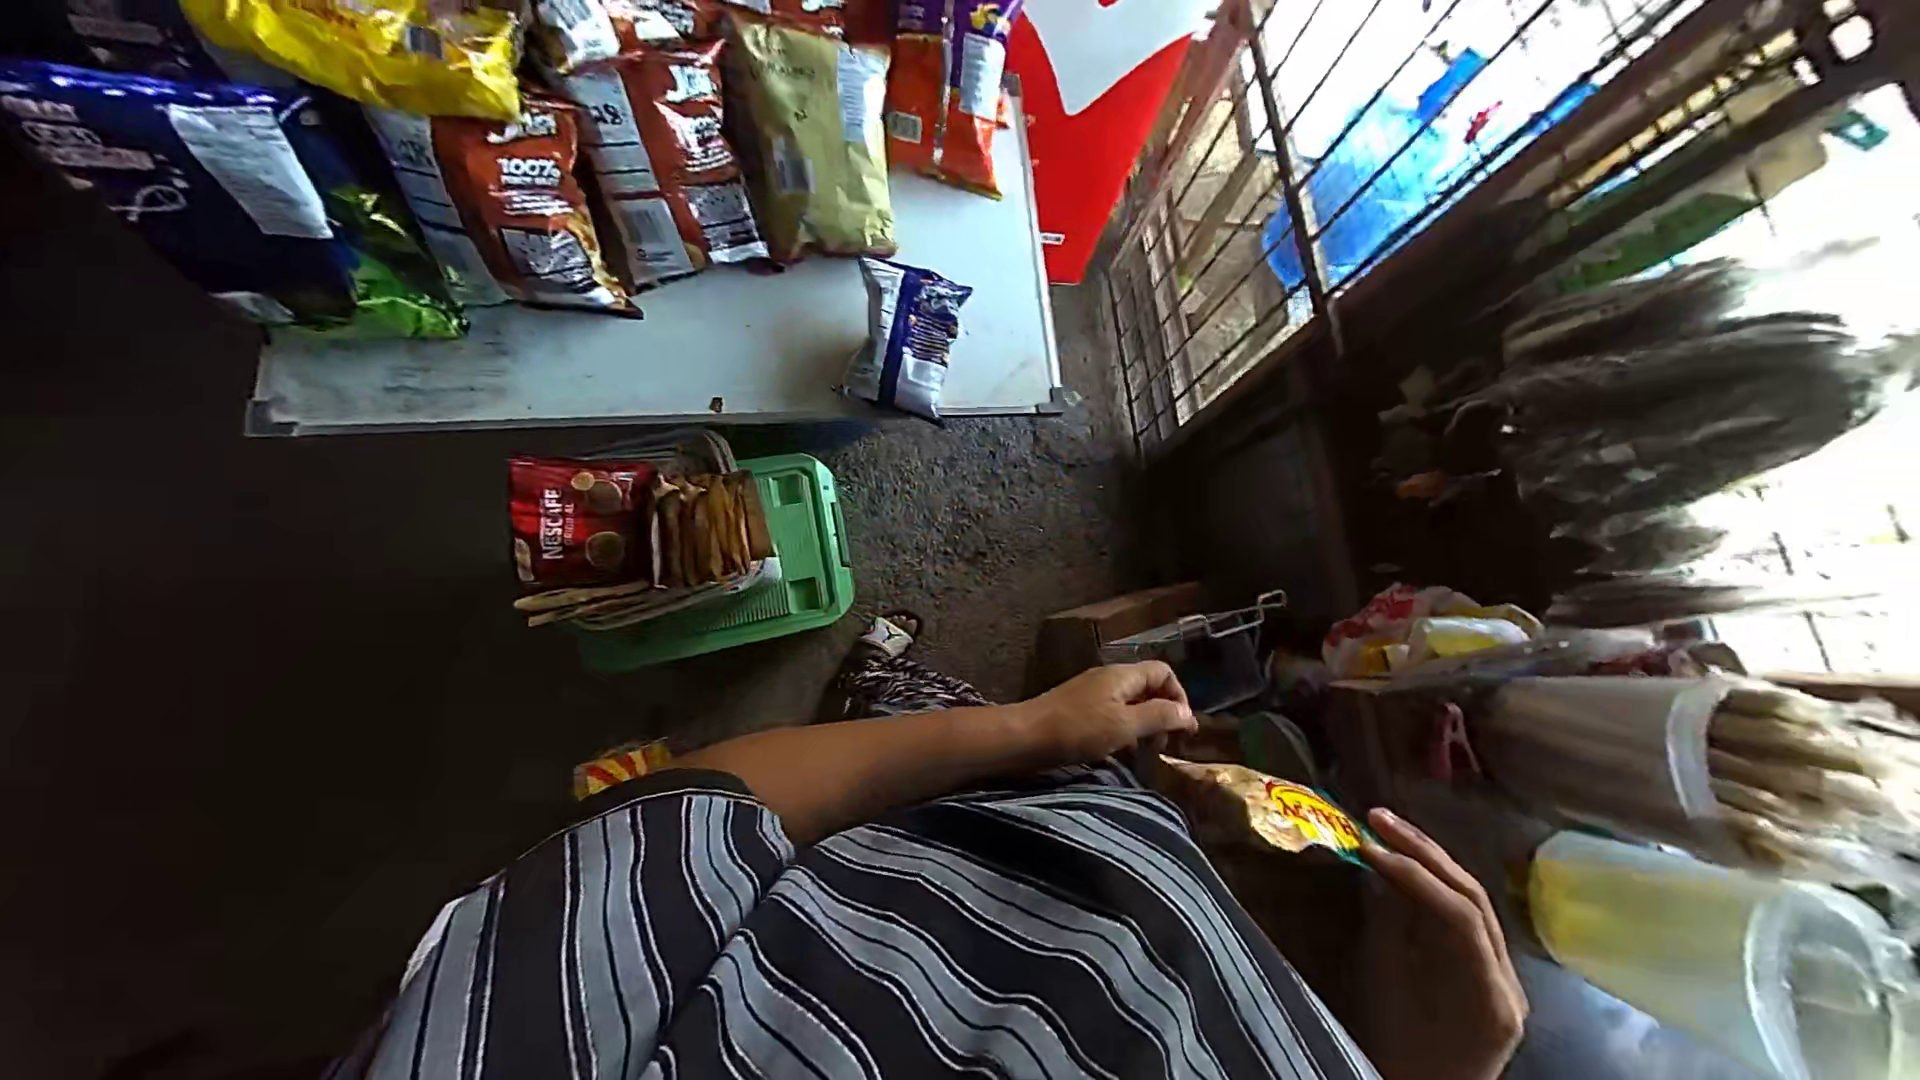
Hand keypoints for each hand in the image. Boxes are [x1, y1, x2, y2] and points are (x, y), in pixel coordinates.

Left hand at [1017, 662, 1196, 767]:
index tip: (1182, 729)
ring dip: (1143, 726)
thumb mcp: (1124, 725)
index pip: (1163, 672)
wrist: (1024, 737)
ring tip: (1143, 752)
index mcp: (1122, 675)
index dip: (1179, 696)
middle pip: (1148, 688)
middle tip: (1163, 746)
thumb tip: (1188, 713)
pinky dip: (1123, 732)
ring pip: (1130, 705)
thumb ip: (1158, 716)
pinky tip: (1119, 753)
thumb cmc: (1077, 729)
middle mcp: (1108, 678)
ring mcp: (1091, 694)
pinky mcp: (1079, 711)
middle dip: (1163, 714)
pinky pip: (1112, 716)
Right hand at [1357, 808, 1528, 1079]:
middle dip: (1422, 850)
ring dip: (1426, 857)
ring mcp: (1502, 973)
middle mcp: (1508, 979)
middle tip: (1375, 817)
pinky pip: (1461, 913)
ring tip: (1383, 825)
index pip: (1461, 915)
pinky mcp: (1486, 968)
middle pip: (1472, 897)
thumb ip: (1389, 927)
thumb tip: (1378, 871)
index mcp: (1490, 993)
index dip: (1413, 873)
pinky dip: (1429, 880)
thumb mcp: (1389, 987)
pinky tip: (1401, 859)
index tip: (1366, 847)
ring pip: (1470, 898)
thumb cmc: (1402, 1049)